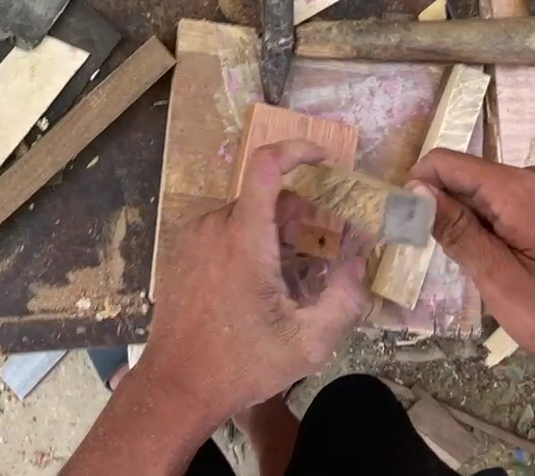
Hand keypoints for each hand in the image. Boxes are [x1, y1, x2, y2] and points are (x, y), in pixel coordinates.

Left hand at [142, 140, 373, 420]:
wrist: (176, 384)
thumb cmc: (242, 364)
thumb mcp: (307, 343)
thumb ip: (344, 299)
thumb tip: (358, 262)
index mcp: (245, 236)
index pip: (266, 164)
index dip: (296, 149)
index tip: (323, 157)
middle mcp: (215, 224)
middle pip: (264, 198)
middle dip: (296, 218)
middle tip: (314, 258)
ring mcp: (194, 234)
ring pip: (245, 215)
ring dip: (271, 235)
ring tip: (282, 283)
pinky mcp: (182, 248)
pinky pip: (223, 229)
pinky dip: (246, 243)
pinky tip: (253, 288)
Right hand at [408, 149, 534, 388]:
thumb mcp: (501, 281)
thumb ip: (456, 231)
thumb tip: (414, 189)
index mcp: (517, 188)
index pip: (444, 162)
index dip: (417, 188)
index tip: (408, 227)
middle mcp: (532, 178)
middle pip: (462, 175)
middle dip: (442, 208)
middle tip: (446, 259)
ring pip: (481, 192)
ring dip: (466, 222)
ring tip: (477, 267)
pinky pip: (503, 204)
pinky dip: (489, 227)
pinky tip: (499, 264)